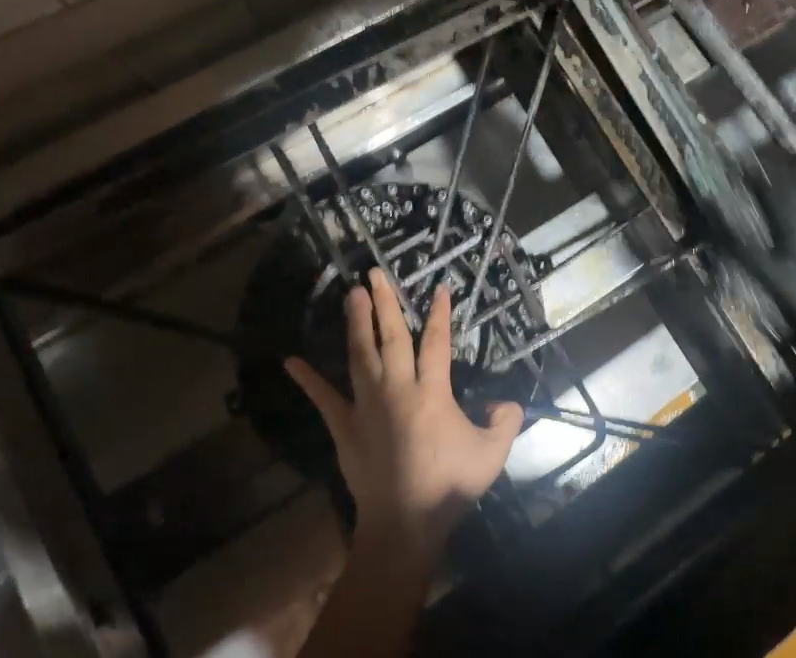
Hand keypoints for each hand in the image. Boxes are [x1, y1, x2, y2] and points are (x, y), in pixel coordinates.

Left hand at [286, 268, 523, 560]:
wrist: (406, 522)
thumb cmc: (450, 485)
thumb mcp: (492, 453)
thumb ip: (504, 421)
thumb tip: (505, 402)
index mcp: (432, 391)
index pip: (436, 342)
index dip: (439, 314)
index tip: (439, 288)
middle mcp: (397, 388)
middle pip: (390, 337)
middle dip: (384, 303)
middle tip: (374, 274)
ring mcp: (366, 406)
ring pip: (359, 355)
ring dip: (355, 323)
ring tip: (351, 296)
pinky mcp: (344, 426)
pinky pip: (323, 398)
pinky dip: (307, 379)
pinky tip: (291, 360)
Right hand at [731, 170, 795, 379]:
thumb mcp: (774, 275)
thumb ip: (741, 244)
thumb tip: (711, 222)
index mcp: (794, 199)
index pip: (759, 169)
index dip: (739, 169)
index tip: (722, 173)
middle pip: (783, 174)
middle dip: (762, 177)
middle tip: (744, 189)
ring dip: (786, 189)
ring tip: (769, 206)